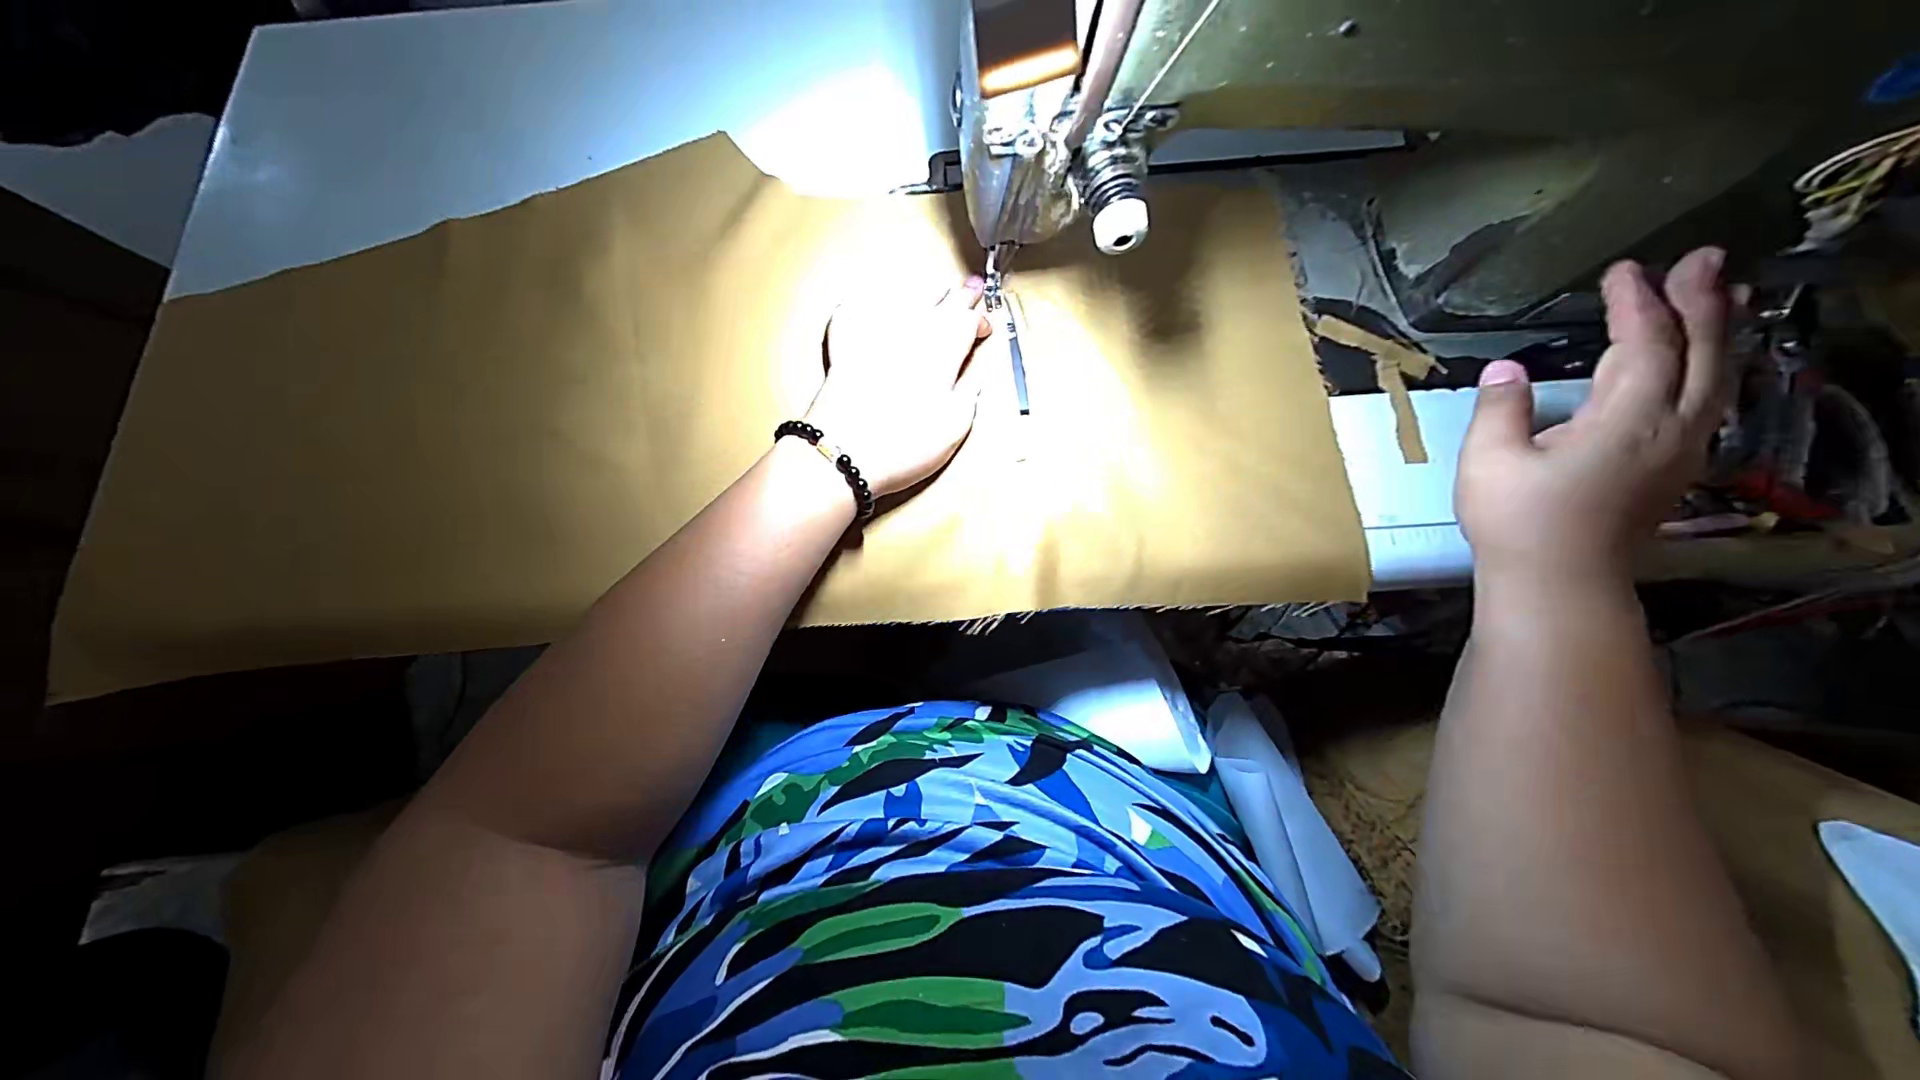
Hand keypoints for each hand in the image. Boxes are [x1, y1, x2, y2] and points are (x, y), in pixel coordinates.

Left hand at [800, 277, 993, 496]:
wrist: (843, 452)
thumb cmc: (901, 445)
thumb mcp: (955, 425)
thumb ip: (970, 389)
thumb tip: (976, 372)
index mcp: (943, 349)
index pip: (970, 318)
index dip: (980, 321)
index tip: (983, 328)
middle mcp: (911, 330)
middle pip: (942, 300)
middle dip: (959, 296)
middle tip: (968, 291)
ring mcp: (875, 331)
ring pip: (906, 297)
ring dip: (924, 297)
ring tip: (933, 297)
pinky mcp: (844, 340)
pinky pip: (860, 307)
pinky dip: (874, 305)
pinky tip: (878, 309)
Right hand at [1456, 246, 1732, 580]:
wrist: (1556, 581)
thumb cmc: (1517, 521)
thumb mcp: (1488, 461)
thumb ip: (1500, 409)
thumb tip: (1506, 370)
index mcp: (1625, 420)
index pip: (1645, 344)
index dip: (1636, 303)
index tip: (1623, 272)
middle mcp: (1669, 428)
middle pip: (1702, 352)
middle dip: (1702, 302)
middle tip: (1703, 259)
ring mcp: (1680, 450)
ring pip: (1717, 377)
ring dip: (1719, 332)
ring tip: (1723, 297)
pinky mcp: (1673, 469)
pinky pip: (1709, 401)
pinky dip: (1712, 368)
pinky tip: (1702, 365)